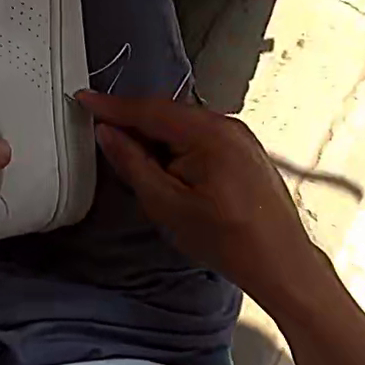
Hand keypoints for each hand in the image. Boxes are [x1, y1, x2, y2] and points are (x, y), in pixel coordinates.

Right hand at [78, 91, 330, 313]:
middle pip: (166, 111)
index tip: (82, 99)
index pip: (148, 110)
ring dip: (151, 129)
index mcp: (208, 134)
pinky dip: (172, 138)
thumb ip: (132, 162)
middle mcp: (227, 125)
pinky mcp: (243, 148)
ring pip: (181, 121)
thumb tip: (106, 131)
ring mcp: (239, 135)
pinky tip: (160, 156)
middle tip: (98, 124)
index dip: (111, 105)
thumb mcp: (165, 204)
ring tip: (125, 144)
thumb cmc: (224, 239)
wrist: (283, 265)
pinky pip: (197, 131)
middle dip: (130, 117)